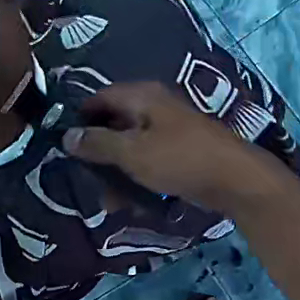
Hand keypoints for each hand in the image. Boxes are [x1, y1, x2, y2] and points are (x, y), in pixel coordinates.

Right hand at [62, 83, 299, 214]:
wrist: (235, 180)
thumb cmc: (180, 159)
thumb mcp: (132, 152)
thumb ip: (98, 143)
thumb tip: (66, 135)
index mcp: (143, 96)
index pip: (100, 97)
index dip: (80, 117)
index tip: (64, 143)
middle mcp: (156, 107)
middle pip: (115, 123)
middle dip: (98, 152)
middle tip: (85, 178)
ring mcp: (171, 130)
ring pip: (132, 147)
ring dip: (117, 172)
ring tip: (109, 202)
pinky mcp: (182, 153)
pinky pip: (150, 161)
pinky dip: (138, 178)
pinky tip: (131, 203)